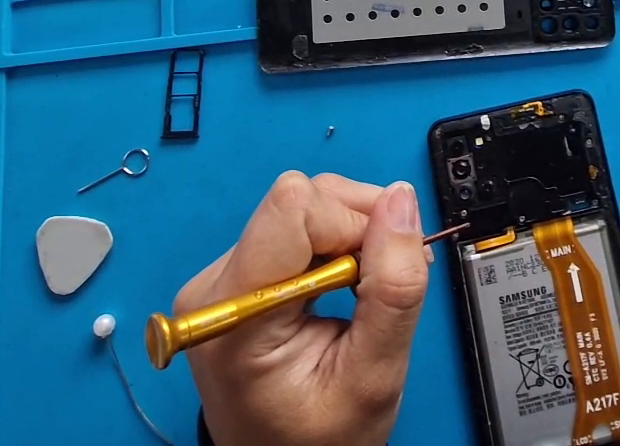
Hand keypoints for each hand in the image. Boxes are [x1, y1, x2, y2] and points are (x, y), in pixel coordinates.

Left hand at [176, 172, 429, 445]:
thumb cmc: (321, 438)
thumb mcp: (374, 377)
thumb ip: (393, 288)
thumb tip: (401, 198)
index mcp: (238, 311)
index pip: (292, 206)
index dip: (350, 223)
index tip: (375, 270)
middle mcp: (219, 280)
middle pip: (305, 200)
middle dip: (360, 227)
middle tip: (382, 282)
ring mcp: (226, 271)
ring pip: (309, 203)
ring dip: (354, 232)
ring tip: (368, 286)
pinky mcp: (243, 267)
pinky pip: (302, 221)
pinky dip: (340, 239)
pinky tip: (349, 280)